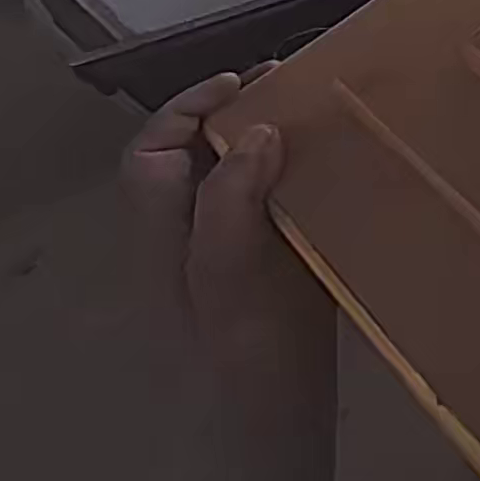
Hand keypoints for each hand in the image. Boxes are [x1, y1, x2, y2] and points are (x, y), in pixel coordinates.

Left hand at [121, 65, 296, 390]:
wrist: (275, 397)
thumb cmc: (244, 336)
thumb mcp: (228, 268)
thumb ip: (230, 197)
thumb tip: (259, 130)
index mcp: (166, 224)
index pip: (153, 148)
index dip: (188, 106)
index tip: (240, 83)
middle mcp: (190, 222)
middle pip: (192, 149)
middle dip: (230, 109)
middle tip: (283, 84)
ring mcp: (228, 234)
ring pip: (232, 165)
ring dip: (263, 130)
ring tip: (307, 108)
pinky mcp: (266, 244)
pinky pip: (268, 186)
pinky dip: (290, 161)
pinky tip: (326, 157)